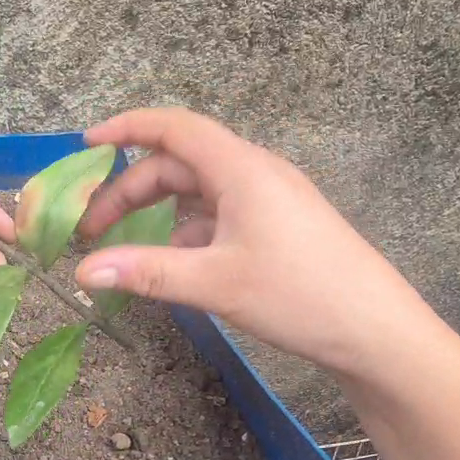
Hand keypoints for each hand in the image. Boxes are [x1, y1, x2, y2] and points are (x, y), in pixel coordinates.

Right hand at [73, 108, 439, 375]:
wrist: (377, 332)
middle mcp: (255, 173)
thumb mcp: (214, 283)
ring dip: (157, 213)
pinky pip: (219, 215)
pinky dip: (186, 232)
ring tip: (125, 248)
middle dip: (130, 190)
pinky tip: (173, 265)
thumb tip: (82, 272)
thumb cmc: (298, 295)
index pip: (173, 127)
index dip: (126, 129)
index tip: (85, 147)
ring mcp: (270, 200)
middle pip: (179, 164)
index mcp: (240, 169)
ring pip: (198, 192)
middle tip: (92, 230)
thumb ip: (145, 272)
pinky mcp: (279, 226)